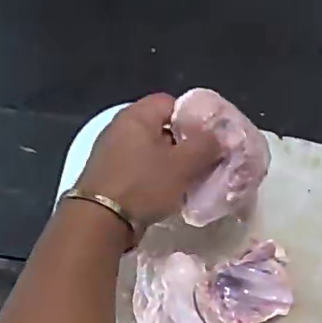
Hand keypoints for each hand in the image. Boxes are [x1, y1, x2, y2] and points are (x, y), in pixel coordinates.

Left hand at [72, 93, 221, 231]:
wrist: (102, 220)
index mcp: (137, 115)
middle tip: (205, 163)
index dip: (194, 118)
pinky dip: (157, 177)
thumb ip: (205, 146)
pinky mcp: (112, 174)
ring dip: (173, 164)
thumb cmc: (144, 185)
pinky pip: (142, 168)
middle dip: (186, 144)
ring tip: (190, 181)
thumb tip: (220, 137)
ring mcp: (113, 151)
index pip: (171, 102)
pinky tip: (169, 193)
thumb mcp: (183, 164)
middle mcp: (121, 127)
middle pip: (163, 127)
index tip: (209, 140)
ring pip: (153, 150)